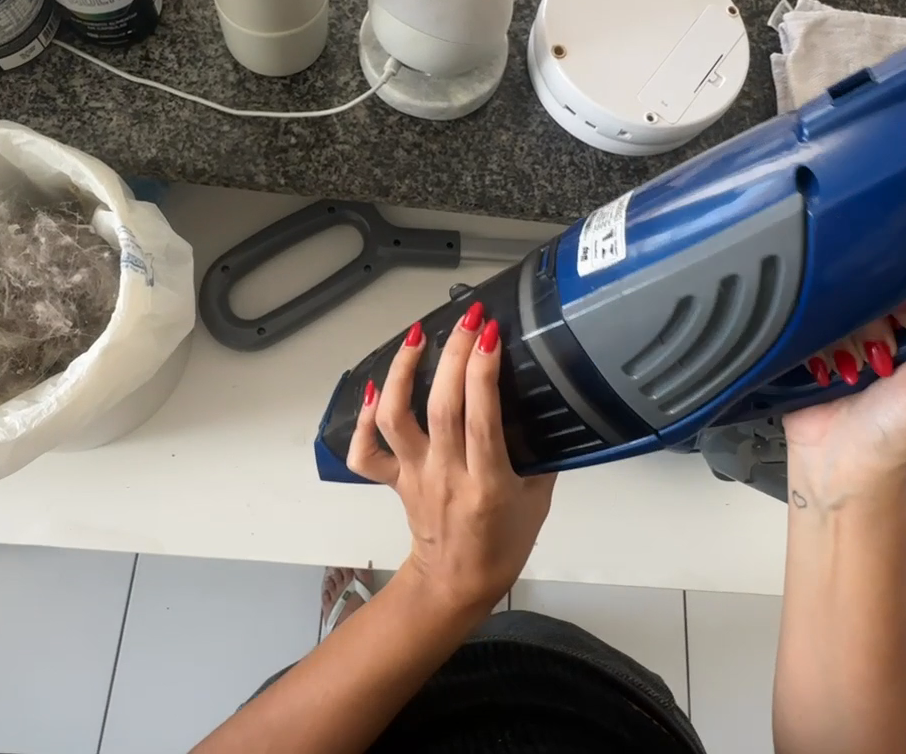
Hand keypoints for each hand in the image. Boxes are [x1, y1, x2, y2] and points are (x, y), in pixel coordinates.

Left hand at [346, 301, 556, 619]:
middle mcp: (445, 474)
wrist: (456, 587)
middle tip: (468, 318)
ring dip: (401, 372)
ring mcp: (413, 475)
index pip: (481, 418)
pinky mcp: (392, 479)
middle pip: (441, 407)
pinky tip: (373, 388)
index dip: (483, 371)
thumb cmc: (504, 544)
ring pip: (395, 418)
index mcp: (486, 484)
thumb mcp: (539, 501)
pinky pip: (365, 452)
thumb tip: (544, 403)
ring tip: (416, 336)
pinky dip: (361, 419)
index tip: (490, 332)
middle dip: (453, 354)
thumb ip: (541, 454)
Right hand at [782, 297, 905, 506]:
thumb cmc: (899, 433)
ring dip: (838, 336)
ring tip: (845, 369)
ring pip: (834, 304)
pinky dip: (809, 338)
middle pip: (871, 291)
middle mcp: (887, 331)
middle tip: (874, 359)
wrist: (841, 466)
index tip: (898, 321)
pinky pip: (802, 318)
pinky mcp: (807, 345)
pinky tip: (822, 367)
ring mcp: (844, 338)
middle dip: (870, 322)